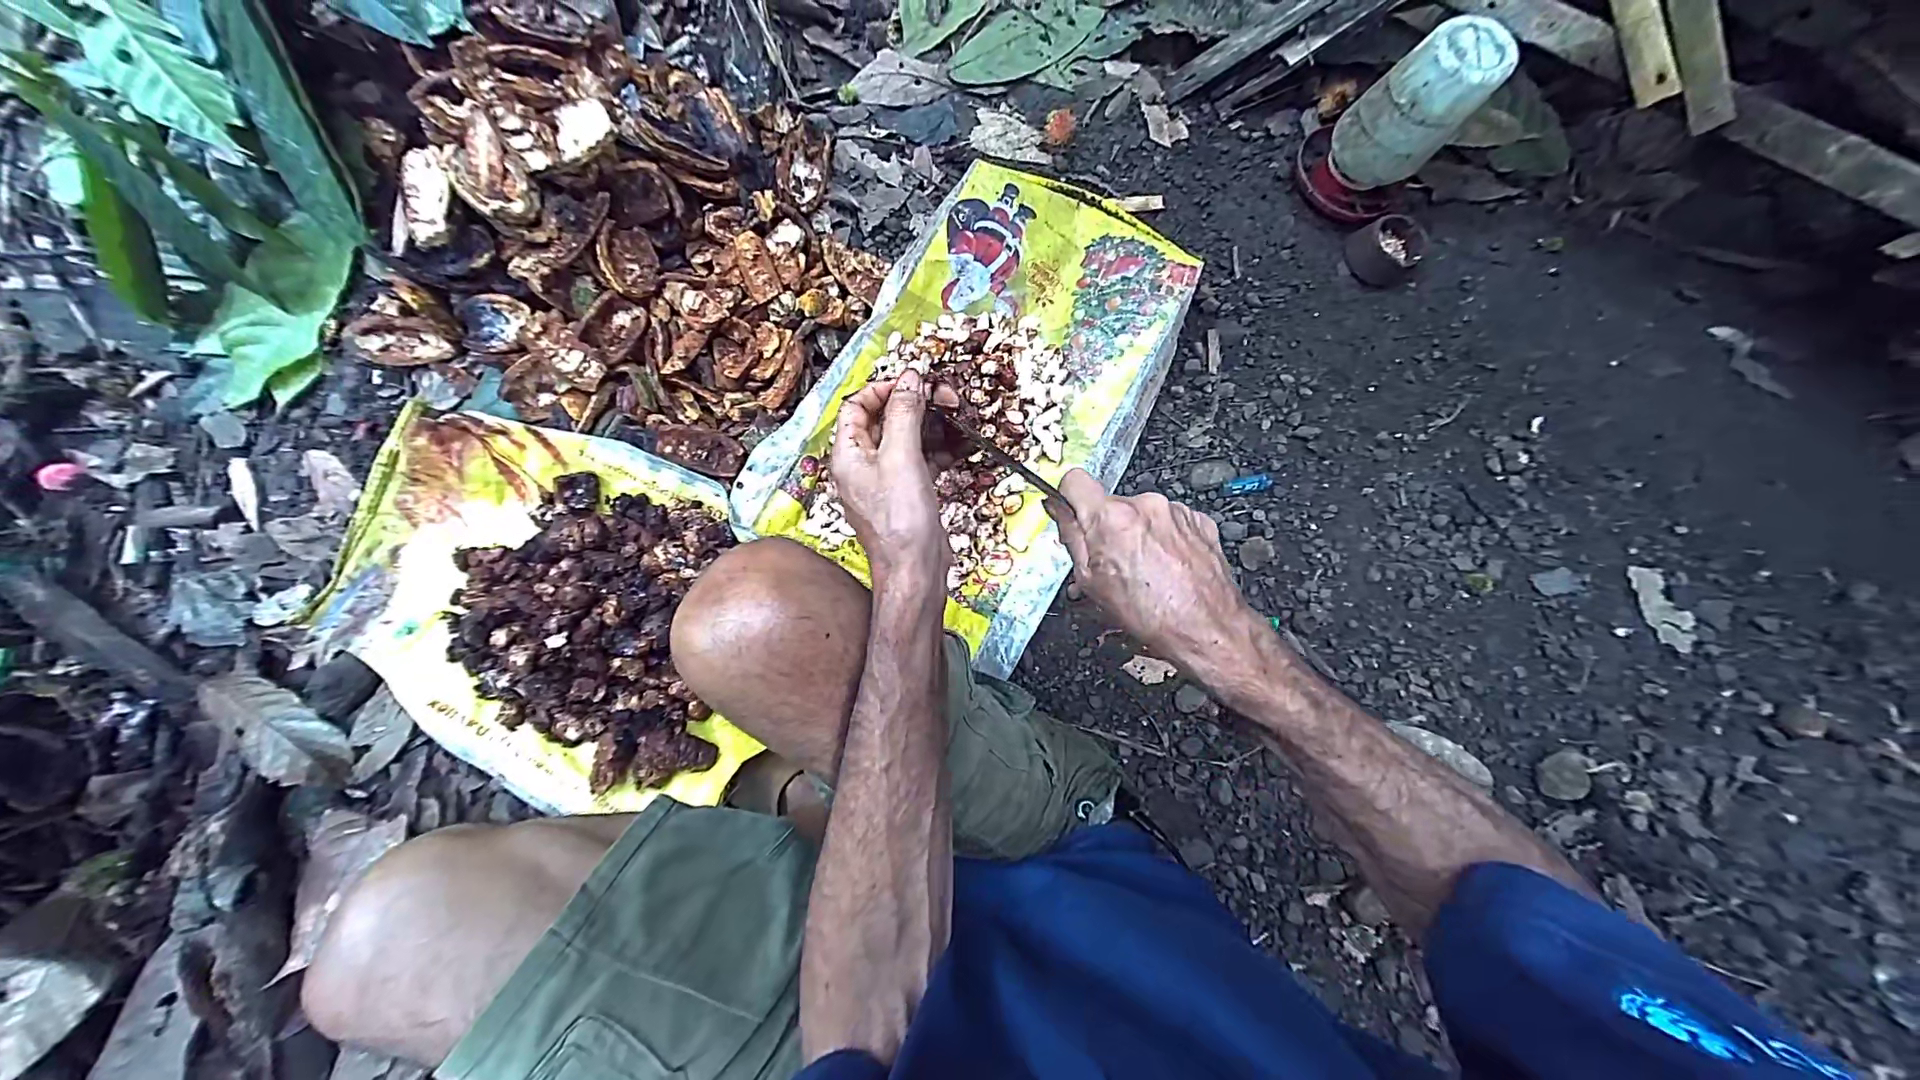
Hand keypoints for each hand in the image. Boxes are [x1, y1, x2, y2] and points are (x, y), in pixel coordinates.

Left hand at [833, 370, 947, 587]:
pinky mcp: (903, 494)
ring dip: (924, 426)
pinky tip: (951, 449)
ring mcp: (882, 481)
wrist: (915, 568)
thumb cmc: (900, 524)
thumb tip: (908, 379)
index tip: (911, 383)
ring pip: (901, 440)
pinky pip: (915, 461)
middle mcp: (860, 466)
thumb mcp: (902, 457)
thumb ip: (904, 413)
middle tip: (937, 397)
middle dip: (910, 404)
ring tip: (948, 419)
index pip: (857, 405)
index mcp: (847, 455)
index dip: (883, 388)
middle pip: (881, 420)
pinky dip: (932, 450)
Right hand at [1053, 469, 1263, 675]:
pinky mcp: (1197, 520)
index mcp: (1111, 518)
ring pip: (1140, 514)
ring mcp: (1174, 511)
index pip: (1074, 480)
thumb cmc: (1153, 614)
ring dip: (1136, 535)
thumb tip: (1060, 511)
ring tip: (1144, 571)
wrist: (1205, 628)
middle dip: (1106, 528)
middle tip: (1112, 563)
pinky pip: (1168, 522)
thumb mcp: (1091, 581)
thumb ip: (1071, 537)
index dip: (1069, 498)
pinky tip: (1165, 568)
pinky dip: (1163, 540)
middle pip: (1110, 504)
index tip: (1072, 513)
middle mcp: (1144, 505)